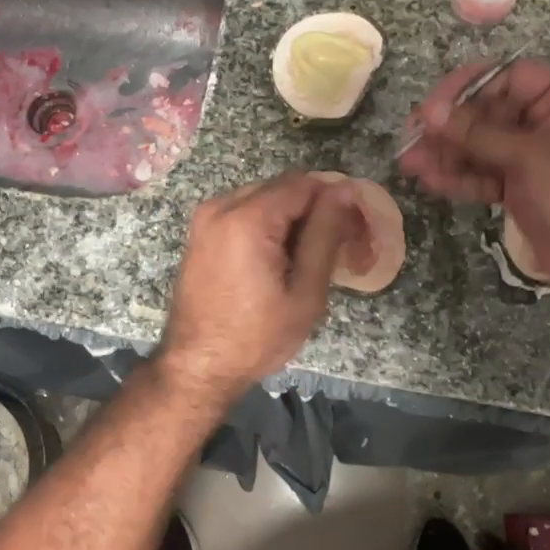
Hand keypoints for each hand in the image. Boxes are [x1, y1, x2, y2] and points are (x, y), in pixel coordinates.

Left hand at [156, 173, 361, 402]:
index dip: (334, 202)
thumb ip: (326, 234)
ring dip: (288, 218)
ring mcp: (206, 217)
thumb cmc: (257, 337)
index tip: (351, 230)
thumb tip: (345, 190)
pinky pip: (242, 211)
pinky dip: (265, 225)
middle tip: (334, 248)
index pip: (304, 185)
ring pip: (263, 197)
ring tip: (305, 259)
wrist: (198, 365)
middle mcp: (221, 206)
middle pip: (282, 188)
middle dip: (312, 209)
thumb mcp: (305, 292)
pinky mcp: (199, 231)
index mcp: (247, 218)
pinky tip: (276, 260)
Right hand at [398, 59, 549, 294]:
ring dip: (446, 154)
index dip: (469, 87)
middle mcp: (548, 123)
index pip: (509, 77)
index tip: (434, 106)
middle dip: (449, 127)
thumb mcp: (534, 157)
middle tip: (412, 137)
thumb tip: (430, 111)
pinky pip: (484, 176)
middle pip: (488, 112)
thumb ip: (479, 133)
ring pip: (480, 147)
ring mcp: (534, 159)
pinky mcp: (522, 190)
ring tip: (409, 163)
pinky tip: (429, 180)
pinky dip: (458, 178)